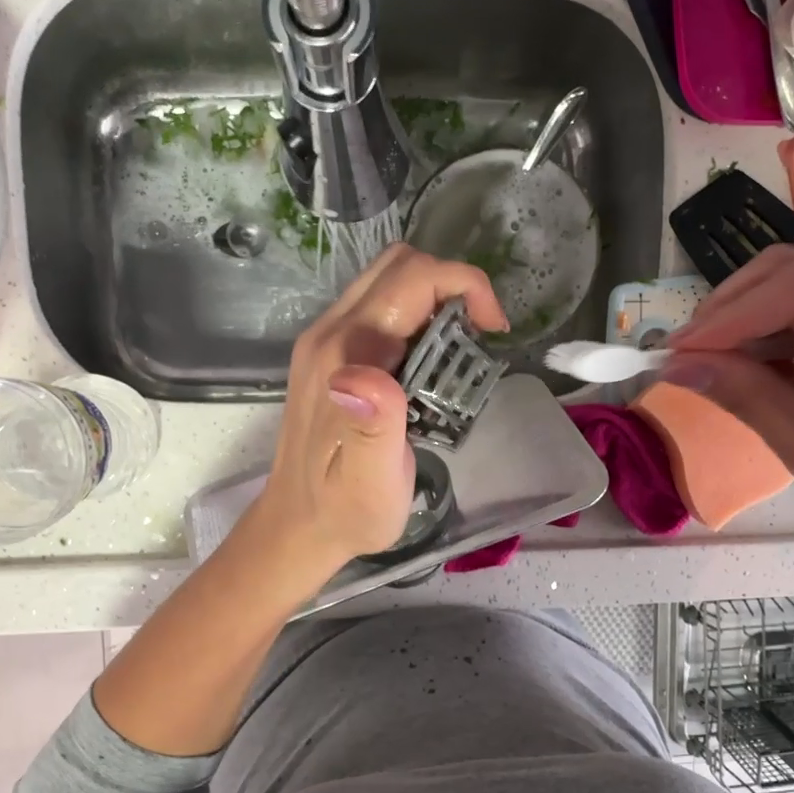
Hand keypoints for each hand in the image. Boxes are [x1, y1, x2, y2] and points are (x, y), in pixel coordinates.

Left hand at [242, 243, 507, 581]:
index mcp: (345, 356)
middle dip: (452, 285)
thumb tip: (370, 373)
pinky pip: (380, 306)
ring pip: (388, 281)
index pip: (412, 279)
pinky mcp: (330, 354)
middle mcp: (330, 334)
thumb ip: (373, 426)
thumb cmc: (345, 511)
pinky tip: (430, 363)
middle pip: (398, 266)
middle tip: (479, 338)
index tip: (494, 330)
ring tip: (459, 352)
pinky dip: (417, 315)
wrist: (299, 525)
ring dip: (435, 298)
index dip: (464, 286)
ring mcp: (326, 341)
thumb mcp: (369, 482)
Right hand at [662, 246, 793, 599]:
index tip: (676, 350)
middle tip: (683, 354)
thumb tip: (674, 364)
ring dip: (735, 315)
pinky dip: (753, 323)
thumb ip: (744, 396)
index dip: (731, 314)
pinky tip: (740, 358)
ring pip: (783, 275)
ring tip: (707, 358)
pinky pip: (790, 293)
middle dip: (727, 309)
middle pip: (789, 270)